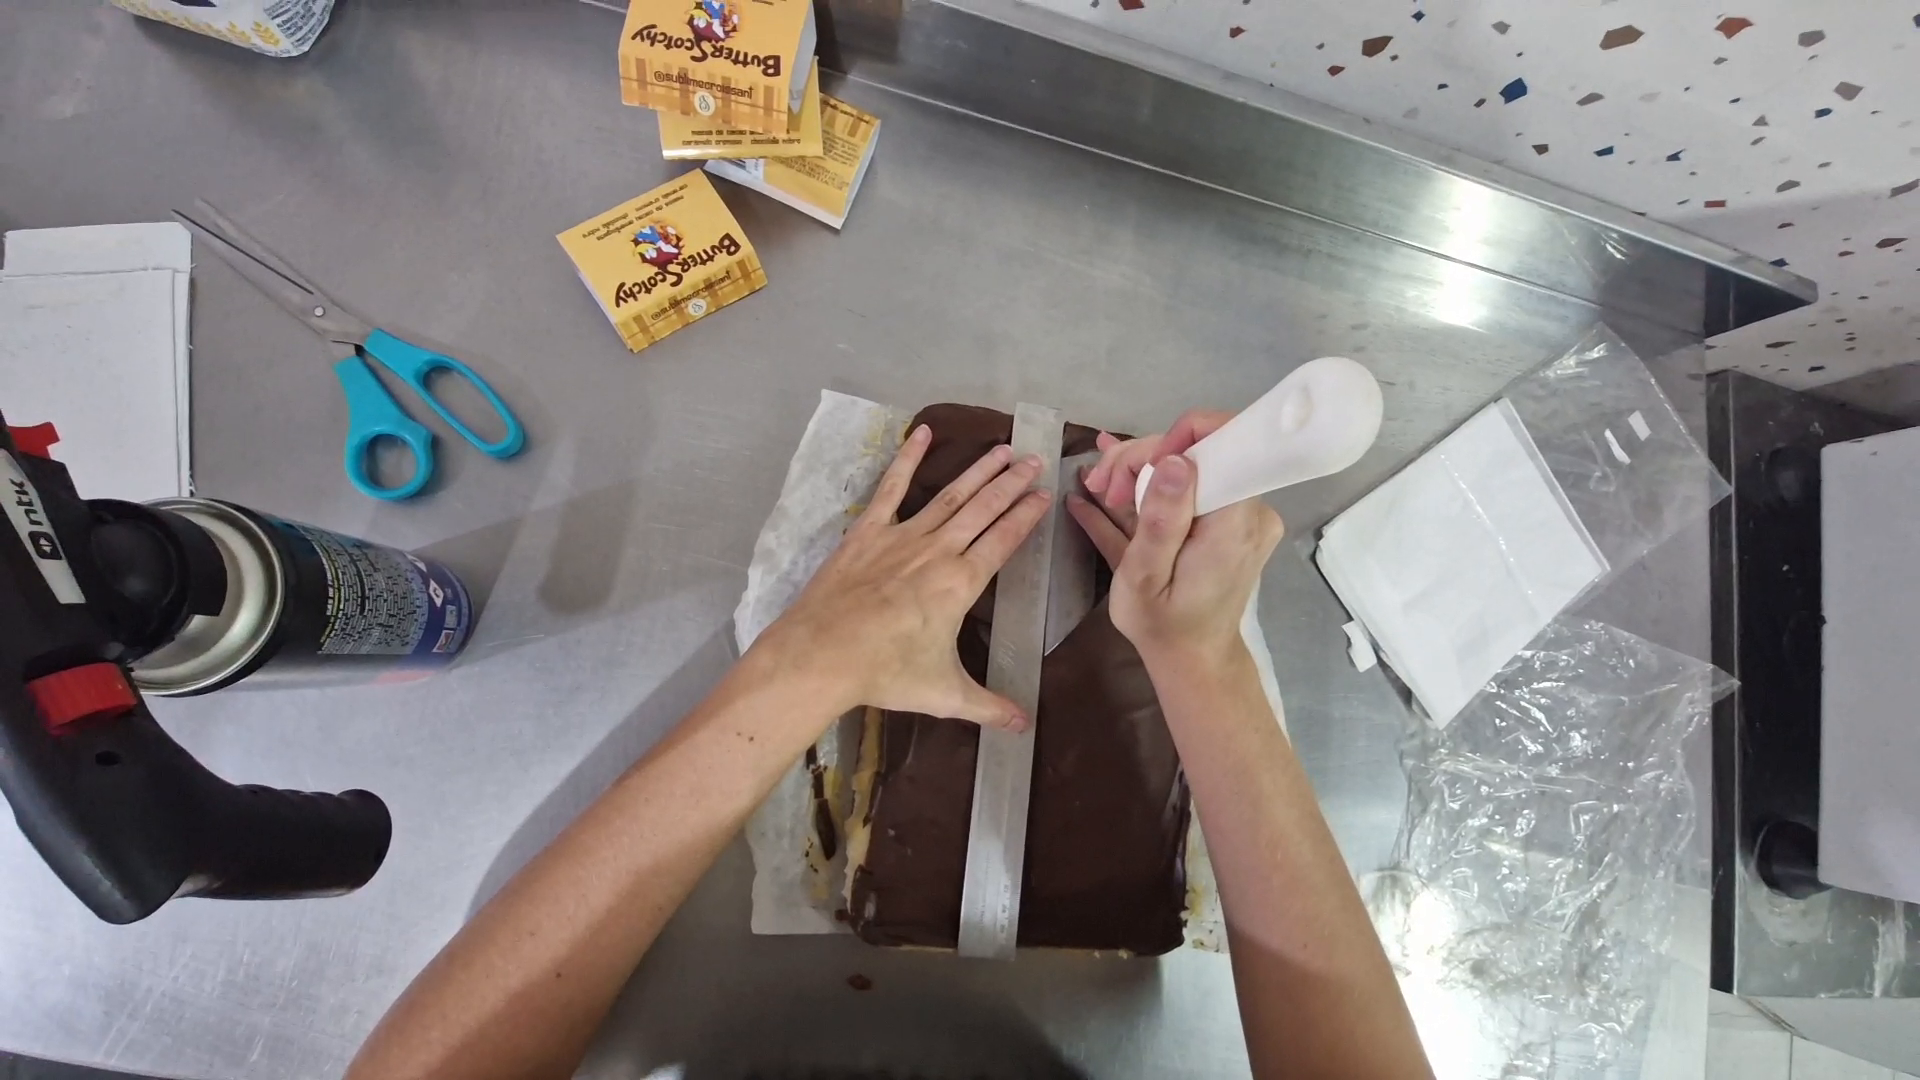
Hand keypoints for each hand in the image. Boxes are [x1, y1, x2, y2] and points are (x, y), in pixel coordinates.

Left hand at [754, 424, 1049, 729]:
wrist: (821, 655)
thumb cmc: (886, 673)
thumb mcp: (945, 694)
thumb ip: (988, 707)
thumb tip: (1024, 726)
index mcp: (961, 583)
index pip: (1004, 539)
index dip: (1026, 516)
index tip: (1044, 495)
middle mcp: (938, 550)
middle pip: (983, 509)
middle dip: (1011, 484)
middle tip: (1033, 460)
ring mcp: (902, 536)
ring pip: (950, 495)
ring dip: (978, 471)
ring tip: (1001, 448)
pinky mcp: (868, 531)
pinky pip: (891, 488)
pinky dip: (908, 459)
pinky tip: (923, 432)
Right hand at [1068, 414, 1283, 669]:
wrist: (1190, 659)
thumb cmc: (1163, 625)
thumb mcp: (1145, 577)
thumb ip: (1162, 519)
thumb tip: (1175, 459)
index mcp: (1234, 520)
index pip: (1221, 442)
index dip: (1173, 440)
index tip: (1132, 469)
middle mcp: (1246, 510)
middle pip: (1195, 455)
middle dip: (1140, 461)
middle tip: (1100, 487)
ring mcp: (1236, 516)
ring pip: (1186, 471)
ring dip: (1138, 474)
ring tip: (1096, 488)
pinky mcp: (1223, 524)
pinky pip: (1189, 492)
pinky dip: (1153, 488)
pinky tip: (1112, 479)